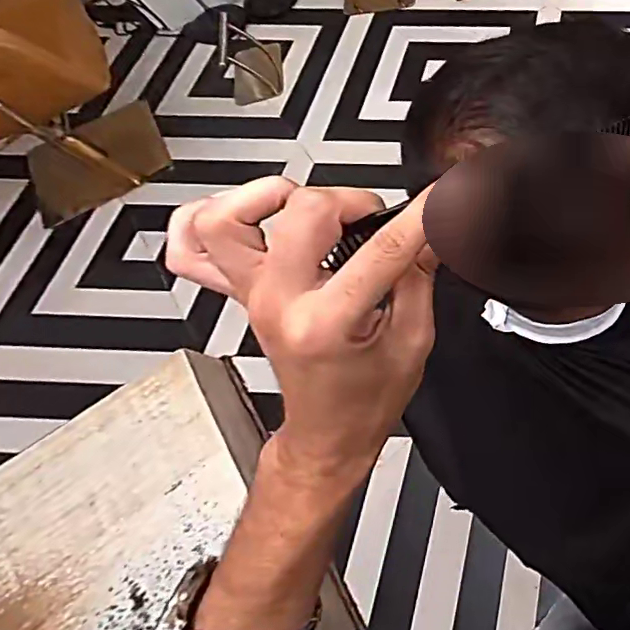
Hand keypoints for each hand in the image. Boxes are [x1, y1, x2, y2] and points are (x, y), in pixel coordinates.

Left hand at [172, 183, 439, 483]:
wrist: (329, 431)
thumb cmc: (367, 396)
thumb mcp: (415, 337)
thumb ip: (421, 274)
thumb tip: (433, 229)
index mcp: (329, 321)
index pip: (382, 248)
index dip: (420, 215)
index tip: (440, 199)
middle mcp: (279, 303)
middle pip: (304, 211)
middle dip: (354, 200)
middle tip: (377, 217)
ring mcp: (251, 296)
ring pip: (225, 219)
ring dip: (272, 199)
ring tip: (311, 207)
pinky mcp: (241, 294)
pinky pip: (189, 249)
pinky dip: (210, 220)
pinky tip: (252, 217)